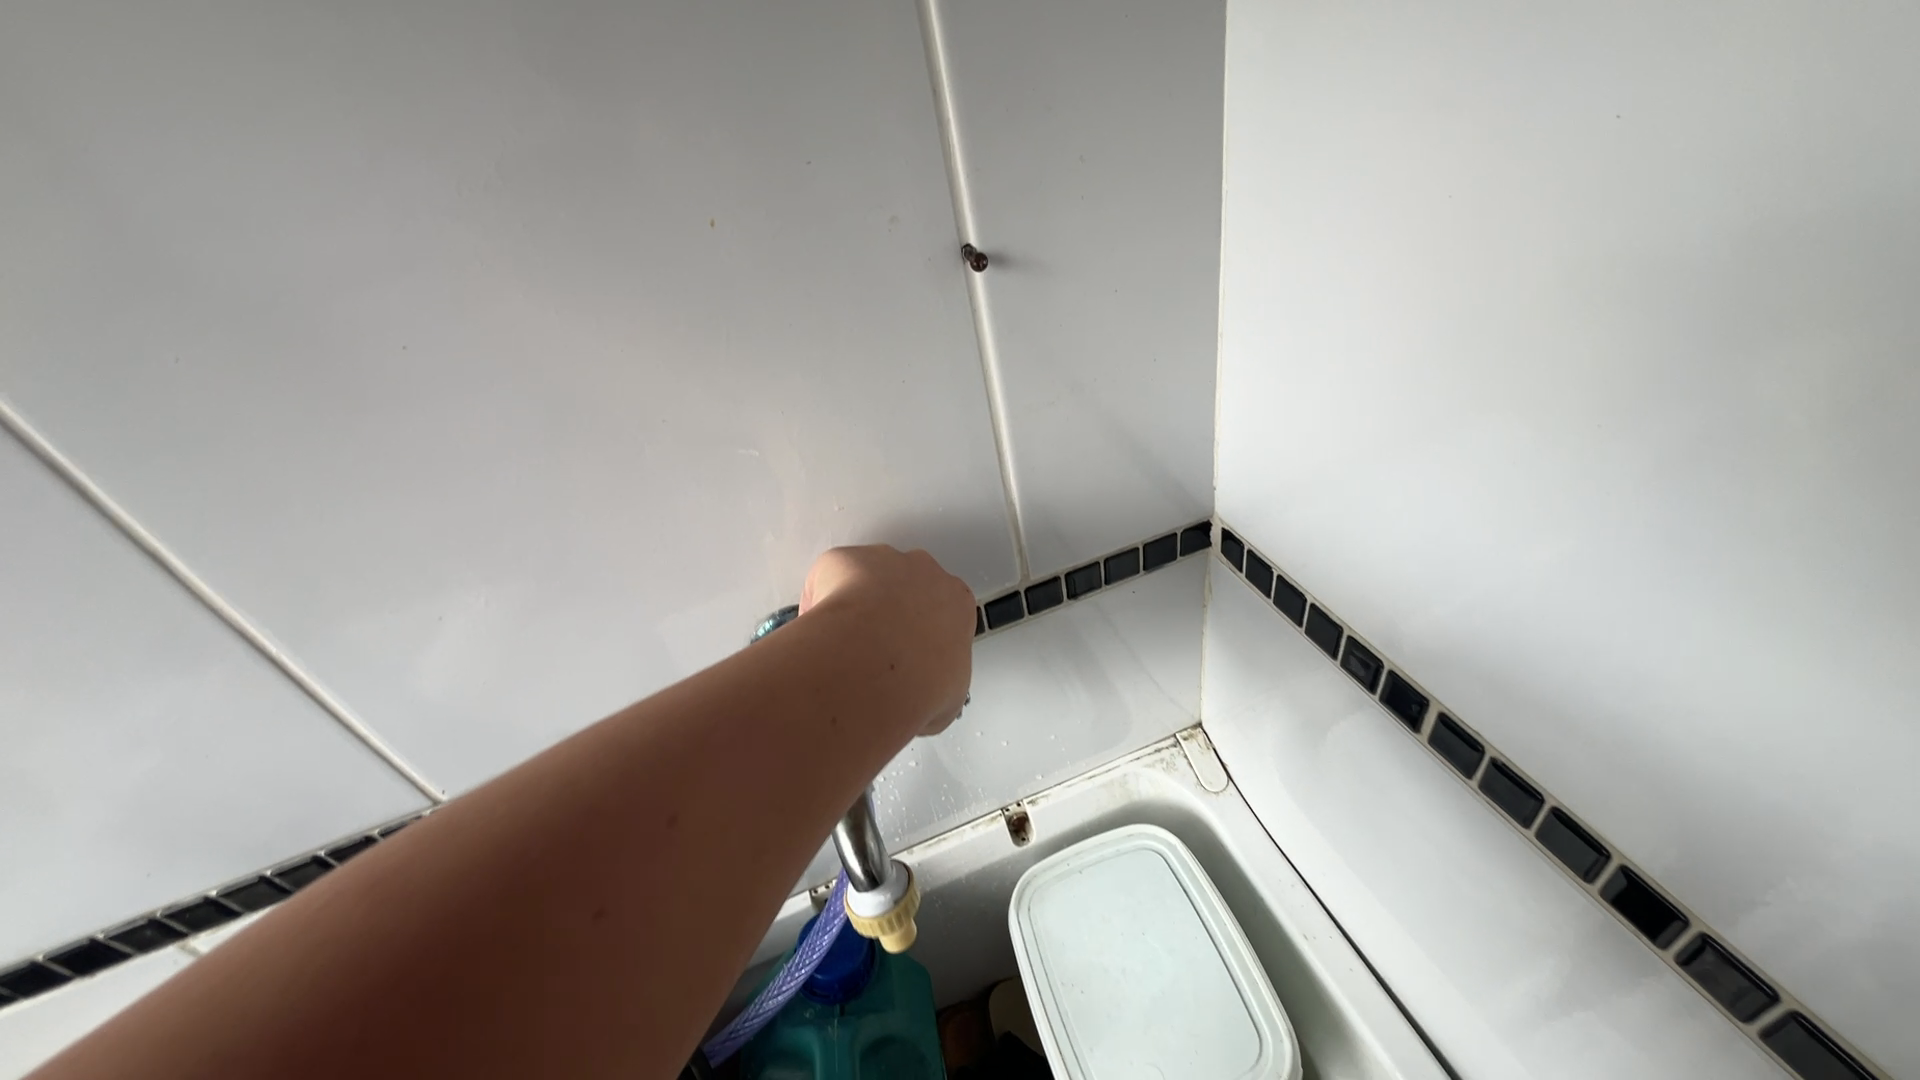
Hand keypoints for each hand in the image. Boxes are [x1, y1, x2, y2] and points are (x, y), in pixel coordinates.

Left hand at [801, 545, 973, 734]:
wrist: (878, 662)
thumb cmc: (918, 677)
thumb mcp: (949, 699)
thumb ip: (938, 685)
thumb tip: (919, 700)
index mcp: (956, 601)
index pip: (942, 611)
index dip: (922, 634)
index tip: (908, 657)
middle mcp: (924, 572)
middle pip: (906, 585)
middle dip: (890, 611)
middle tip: (873, 650)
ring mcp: (883, 561)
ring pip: (866, 577)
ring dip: (856, 603)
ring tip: (843, 645)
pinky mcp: (844, 559)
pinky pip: (828, 578)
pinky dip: (821, 601)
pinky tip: (821, 632)